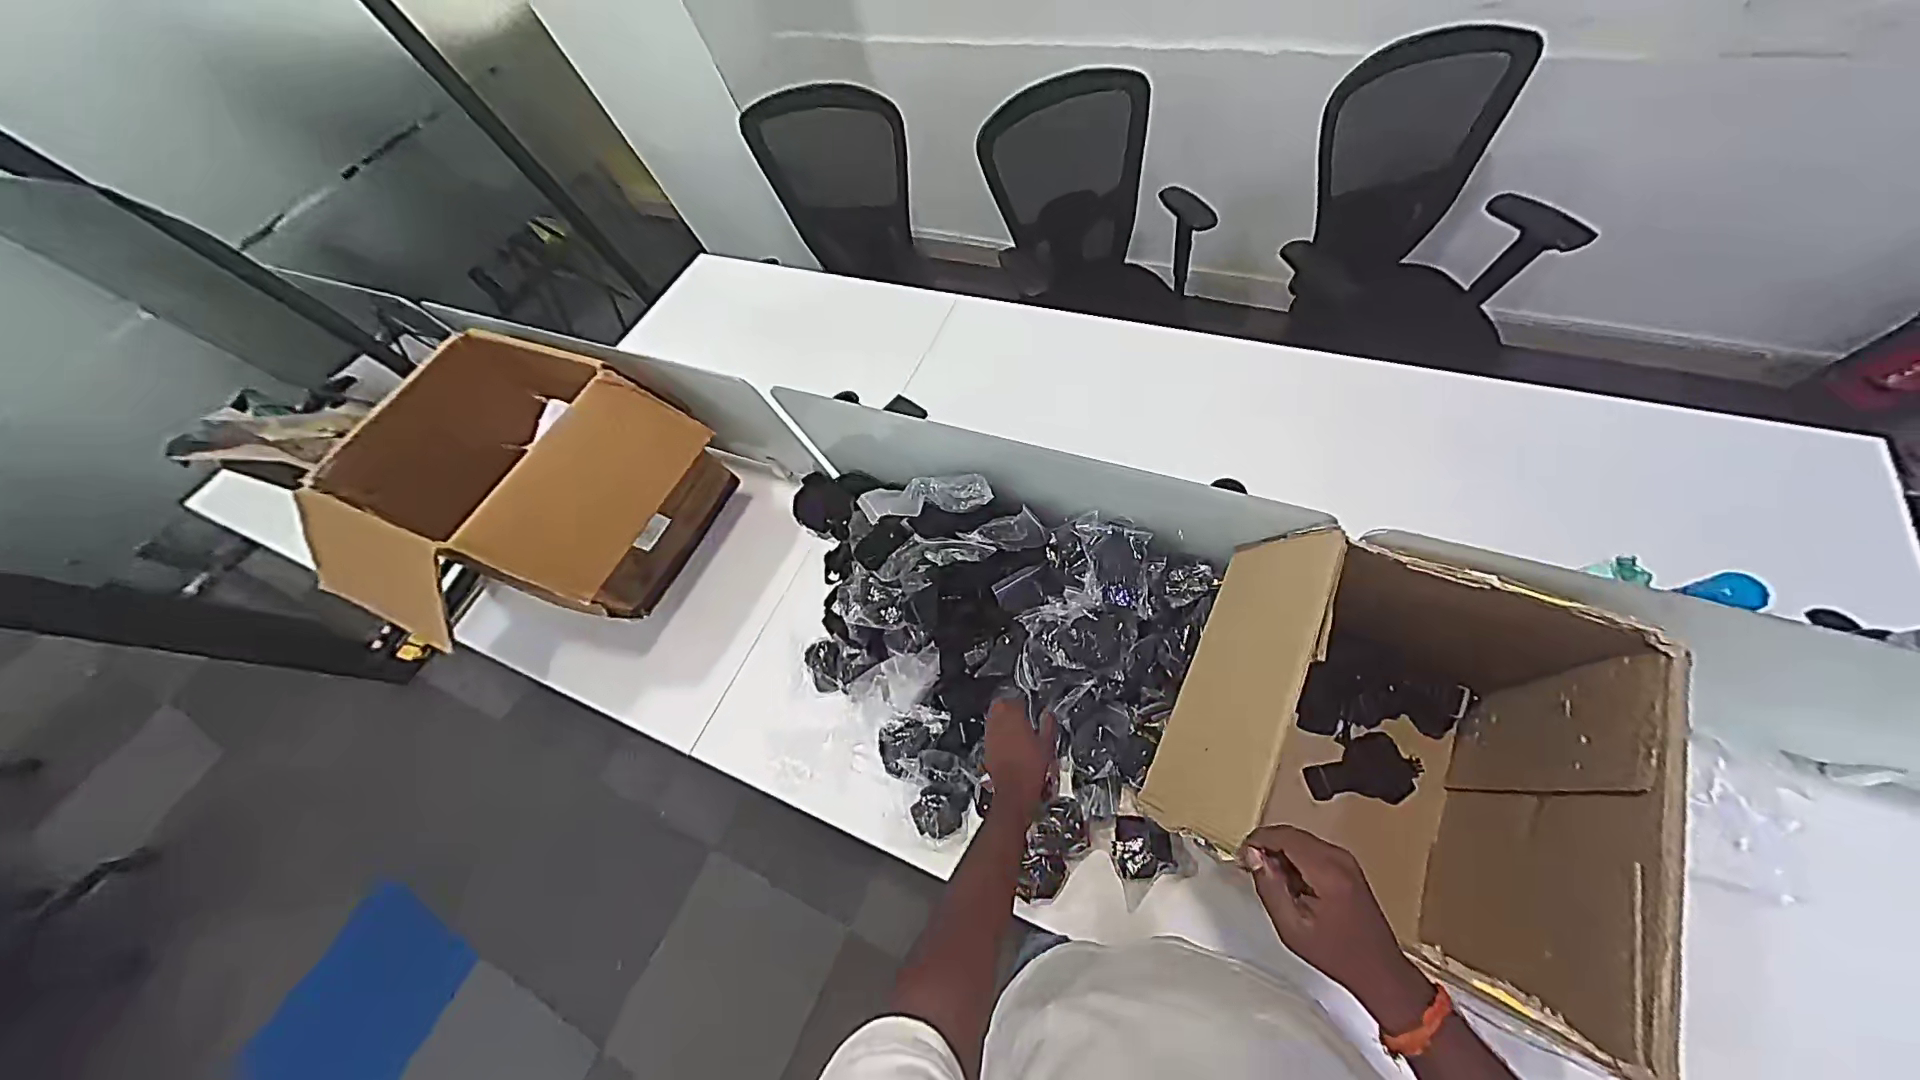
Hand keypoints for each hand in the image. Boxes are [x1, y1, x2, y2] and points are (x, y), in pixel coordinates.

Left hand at [983, 696, 1055, 821]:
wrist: (1013, 792)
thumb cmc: (1030, 769)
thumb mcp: (1047, 745)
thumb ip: (1048, 725)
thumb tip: (1048, 715)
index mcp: (1013, 715)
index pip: (1015, 698)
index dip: (1024, 701)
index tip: (1031, 706)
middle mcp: (997, 721)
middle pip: (1000, 704)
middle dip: (1010, 705)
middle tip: (1022, 713)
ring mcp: (989, 734)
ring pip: (993, 717)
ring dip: (1003, 718)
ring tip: (1017, 727)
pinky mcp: (986, 746)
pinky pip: (992, 732)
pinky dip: (999, 732)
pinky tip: (1010, 742)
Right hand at [1240, 825, 1432, 1030]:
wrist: (1380, 972)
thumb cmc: (1337, 955)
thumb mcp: (1291, 926)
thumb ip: (1268, 885)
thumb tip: (1252, 854)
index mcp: (1327, 871)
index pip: (1282, 836)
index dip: (1256, 841)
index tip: (1243, 857)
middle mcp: (1339, 858)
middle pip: (1290, 834)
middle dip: (1267, 846)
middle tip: (1252, 867)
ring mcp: (1346, 860)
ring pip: (1299, 840)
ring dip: (1280, 852)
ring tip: (1273, 881)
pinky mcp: (1348, 865)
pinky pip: (1312, 849)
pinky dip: (1295, 858)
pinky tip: (1293, 884)